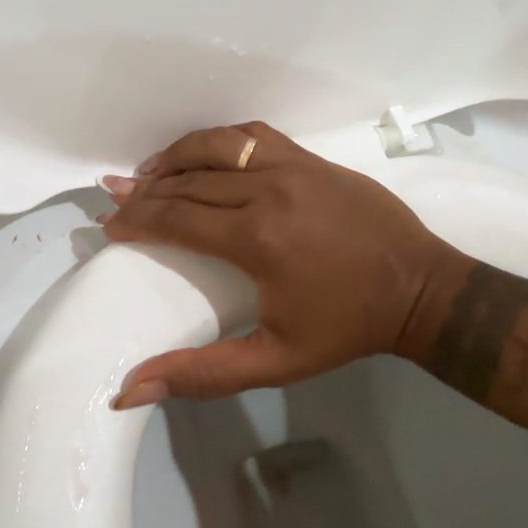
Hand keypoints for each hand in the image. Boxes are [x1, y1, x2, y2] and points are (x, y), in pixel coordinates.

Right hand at [99, 122, 471, 408]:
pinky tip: (205, 153)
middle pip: (191, 181)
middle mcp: (271, 191)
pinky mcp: (313, 158)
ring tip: (149, 171)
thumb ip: (202, 373)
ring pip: (219, 147)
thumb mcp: (275, 362)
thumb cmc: (345, 328)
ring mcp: (295, 167)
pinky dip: (222, 141)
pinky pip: (255, 137)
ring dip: (178, 156)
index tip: (109, 226)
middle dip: (146, 190)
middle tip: (114, 197)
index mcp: (258, 240)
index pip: (178, 219)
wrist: (418, 289)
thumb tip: (129, 391)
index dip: (138, 221)